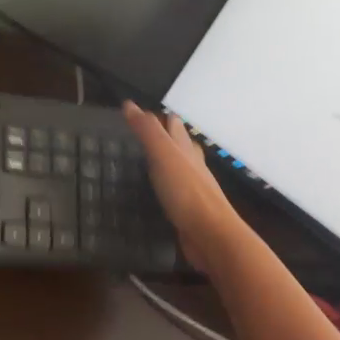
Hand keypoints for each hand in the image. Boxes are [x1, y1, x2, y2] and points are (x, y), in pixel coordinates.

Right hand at [123, 103, 242, 272]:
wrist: (210, 235)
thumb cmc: (186, 192)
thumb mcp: (163, 155)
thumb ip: (147, 131)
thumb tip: (129, 104)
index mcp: (185, 150)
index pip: (174, 126)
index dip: (160, 118)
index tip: (140, 114)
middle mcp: (192, 167)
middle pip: (181, 146)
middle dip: (167, 138)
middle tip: (143, 136)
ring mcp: (192, 190)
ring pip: (180, 170)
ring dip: (167, 163)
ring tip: (146, 162)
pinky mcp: (189, 212)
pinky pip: (175, 194)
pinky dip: (165, 189)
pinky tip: (156, 194)